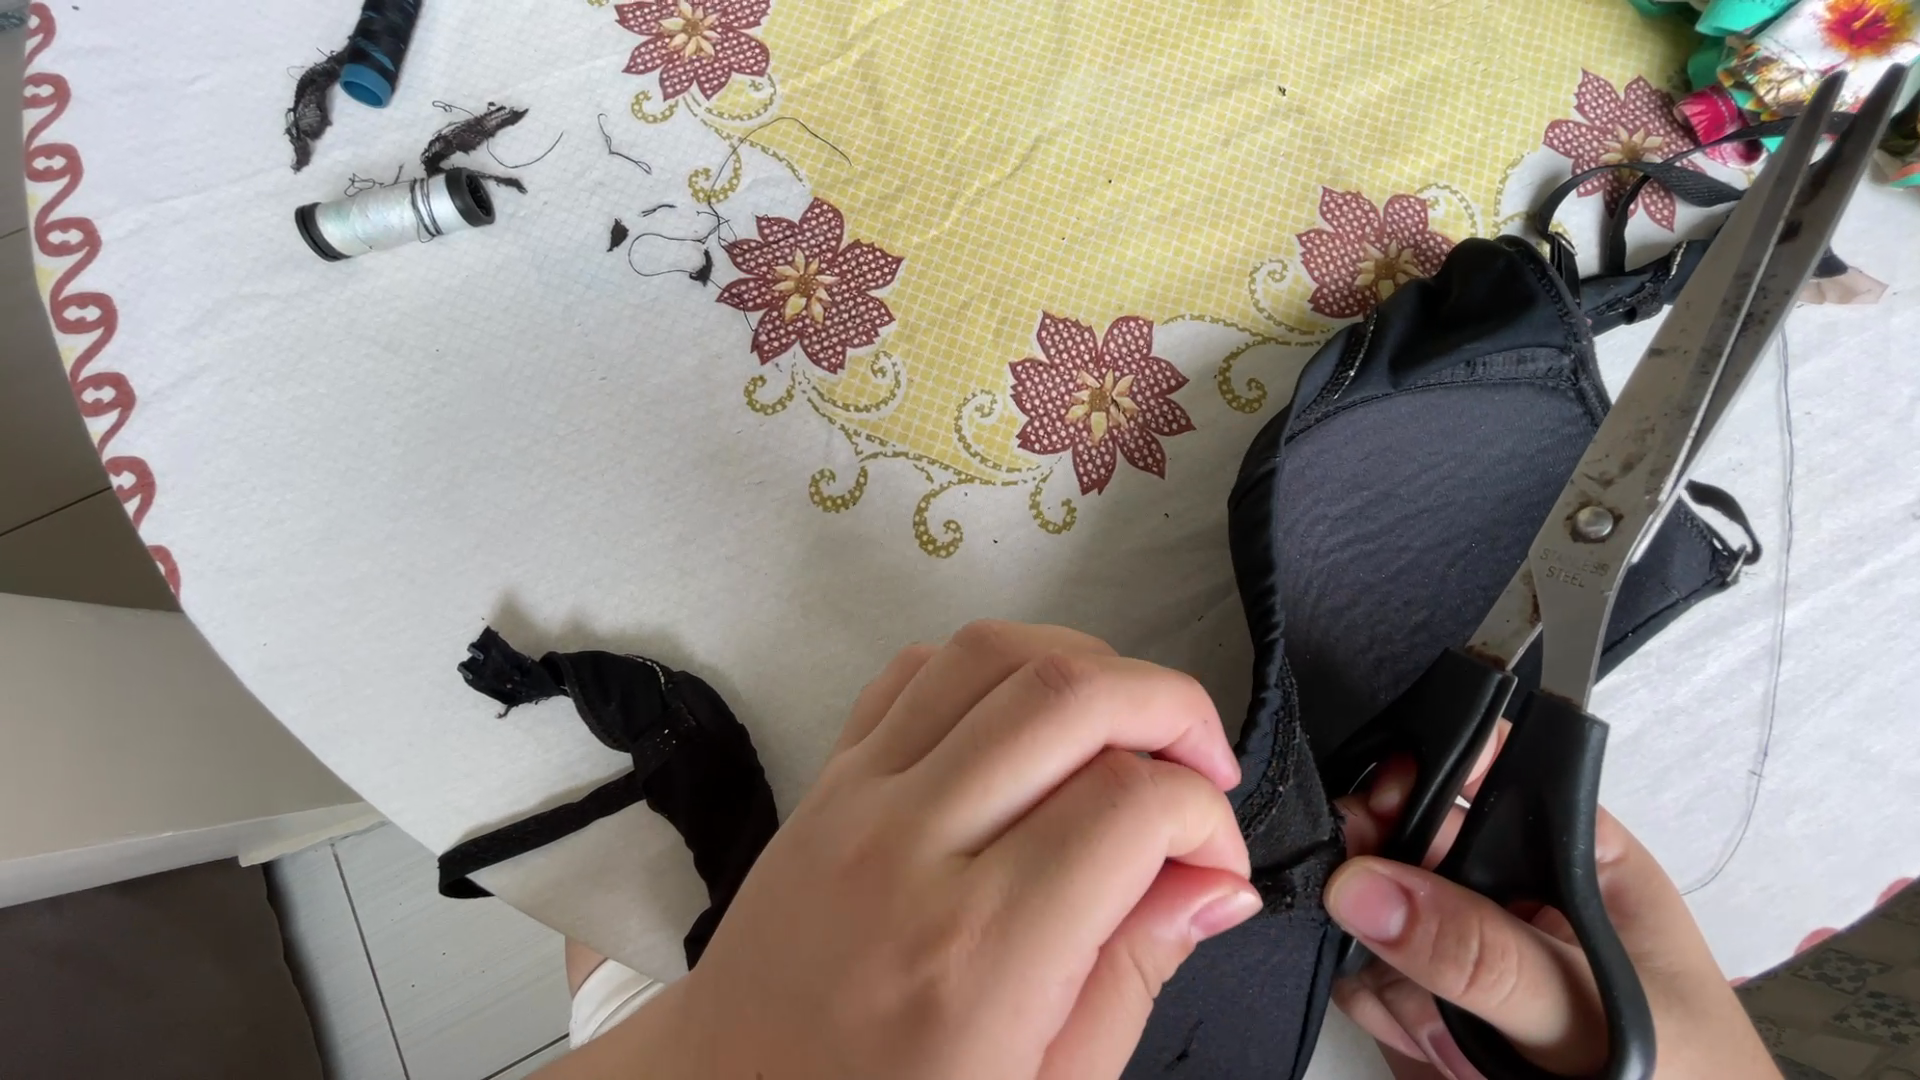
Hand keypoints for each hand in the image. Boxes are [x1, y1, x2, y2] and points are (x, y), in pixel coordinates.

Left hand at [554, 621, 1259, 1079]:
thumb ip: (1134, 970)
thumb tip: (1215, 877)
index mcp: (977, 954)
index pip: (1129, 806)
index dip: (1205, 814)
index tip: (1215, 855)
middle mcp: (911, 845)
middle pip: (1068, 696)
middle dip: (1169, 703)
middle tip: (1202, 756)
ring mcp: (857, 792)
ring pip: (992, 653)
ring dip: (1086, 663)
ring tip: (1124, 722)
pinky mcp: (829, 771)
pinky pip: (917, 667)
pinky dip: (993, 664)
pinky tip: (1024, 716)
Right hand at [1327, 745, 1775, 1079]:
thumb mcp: (1600, 1024)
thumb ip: (1484, 954)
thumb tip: (1358, 884)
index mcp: (1568, 852)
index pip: (1483, 768)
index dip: (1423, 767)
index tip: (1381, 804)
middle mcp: (1496, 880)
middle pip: (1397, 826)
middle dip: (1380, 874)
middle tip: (1375, 916)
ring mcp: (1448, 932)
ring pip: (1364, 900)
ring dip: (1386, 964)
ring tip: (1450, 1033)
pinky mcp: (1411, 984)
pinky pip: (1352, 966)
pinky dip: (1375, 1005)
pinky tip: (1428, 1043)